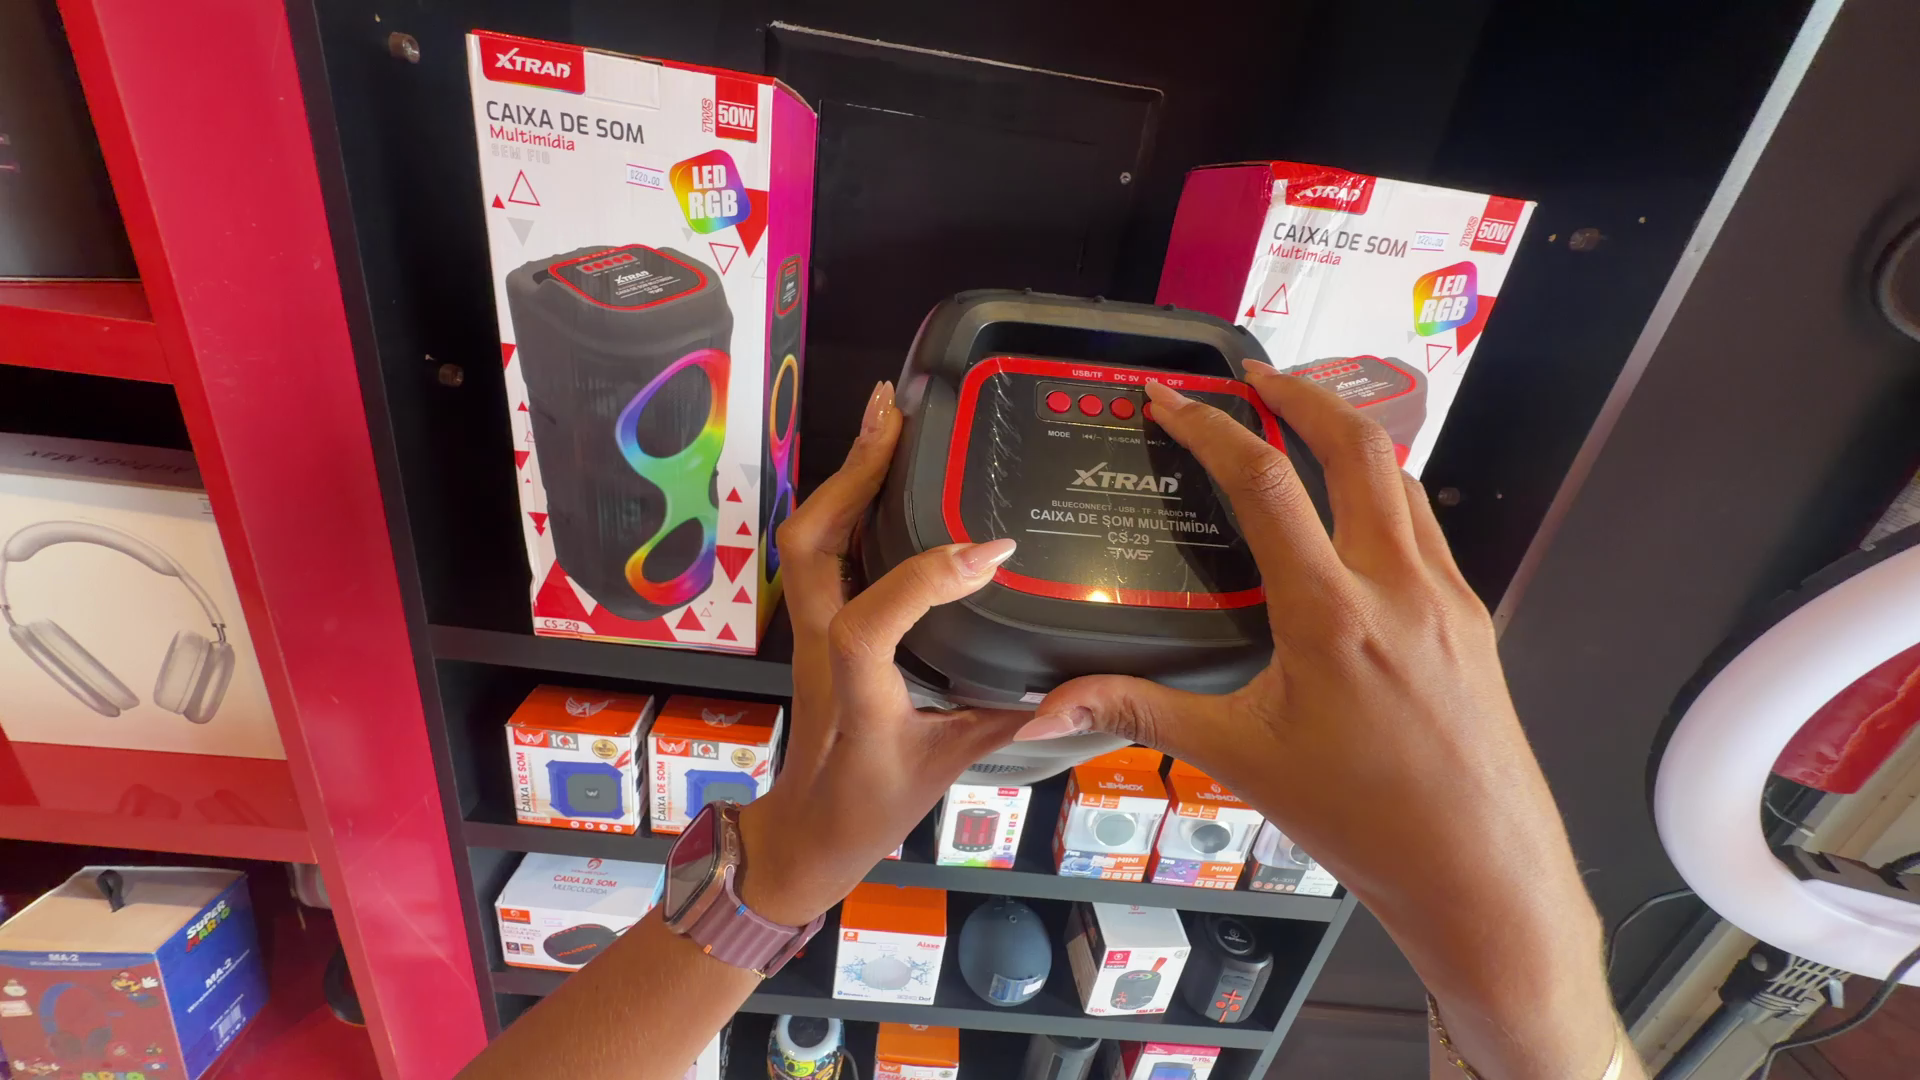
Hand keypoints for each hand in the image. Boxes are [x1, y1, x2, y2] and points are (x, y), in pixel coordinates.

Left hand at [738, 380, 1029, 924]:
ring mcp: (812, 627)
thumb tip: (1071, 685)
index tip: (994, 551)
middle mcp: (822, 647)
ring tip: (891, 422)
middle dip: (855, 470)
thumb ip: (1007, 719)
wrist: (802, 829)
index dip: (929, 577)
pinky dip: (850, 501)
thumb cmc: (868, 806)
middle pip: (810, 544)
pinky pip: (825, 549)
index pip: (870, 622)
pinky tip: (885, 475)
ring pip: (809, 538)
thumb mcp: (946, 767)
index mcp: (855, 692)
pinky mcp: (818, 621)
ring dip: (848, 474)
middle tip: (898, 412)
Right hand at [1026, 363, 1625, 1077]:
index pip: (1265, 484)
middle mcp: (1397, 582)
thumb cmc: (1359, 816)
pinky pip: (1421, 521)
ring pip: (1401, 477)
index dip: (1211, 429)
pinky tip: (1347, 509)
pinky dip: (1379, 484)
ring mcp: (1447, 595)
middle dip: (1302, 393)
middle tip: (1250, 374)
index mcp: (1331, 611)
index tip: (1170, 399)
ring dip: (1348, 431)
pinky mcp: (1470, 616)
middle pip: (1359, 447)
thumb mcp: (1238, 756)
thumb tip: (1047, 710)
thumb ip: (1138, 713)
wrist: (1488, 878)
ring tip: (1296, 419)